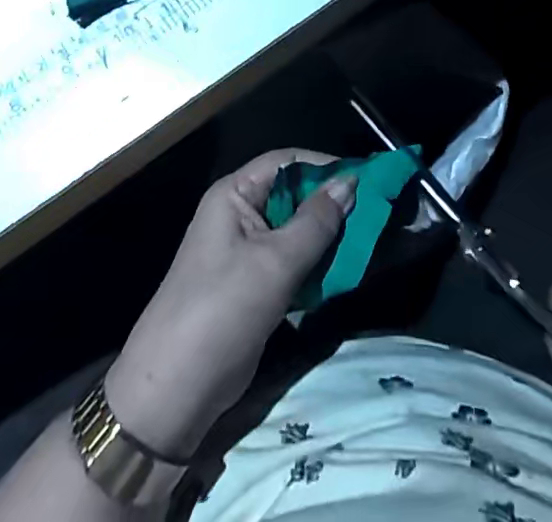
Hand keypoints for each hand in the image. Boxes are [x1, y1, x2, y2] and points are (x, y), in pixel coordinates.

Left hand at [104, 150, 353, 457]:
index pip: (287, 161)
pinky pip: (295, 257)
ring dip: (330, 233)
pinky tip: (346, 268)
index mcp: (235, 195)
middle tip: (376, 212)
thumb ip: (317, 219)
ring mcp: (247, 249)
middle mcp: (240, 214)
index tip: (368, 179)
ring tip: (368, 240)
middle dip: (333, 201)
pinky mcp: (256, 280)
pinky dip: (319, 260)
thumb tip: (350, 181)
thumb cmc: (223, 309)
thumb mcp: (277, 261)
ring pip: (299, 227)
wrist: (176, 388)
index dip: (326, 165)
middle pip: (295, 193)